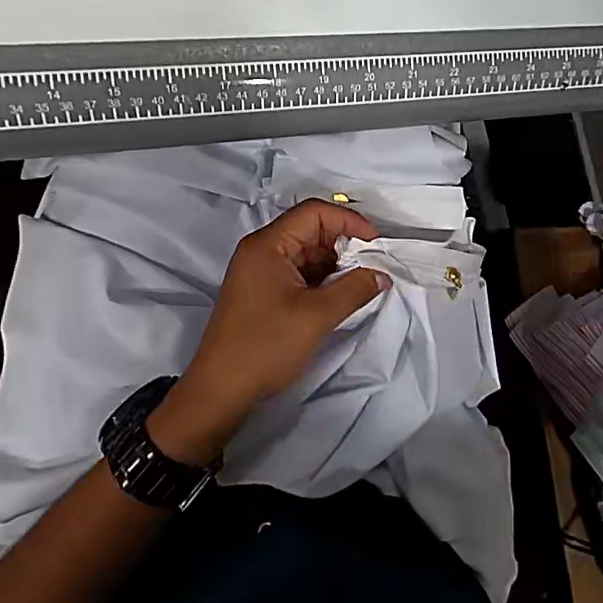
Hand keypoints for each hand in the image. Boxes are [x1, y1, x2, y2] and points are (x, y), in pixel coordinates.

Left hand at [148, 200, 389, 463]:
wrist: (221, 389)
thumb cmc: (265, 346)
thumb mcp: (317, 316)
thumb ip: (354, 289)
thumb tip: (381, 274)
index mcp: (267, 244)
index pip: (313, 212)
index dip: (348, 221)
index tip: (375, 242)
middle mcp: (260, 250)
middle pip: (309, 229)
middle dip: (343, 243)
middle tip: (371, 265)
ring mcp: (259, 271)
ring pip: (305, 252)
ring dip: (334, 263)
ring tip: (359, 282)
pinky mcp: (261, 290)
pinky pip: (297, 271)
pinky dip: (320, 278)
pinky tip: (339, 295)